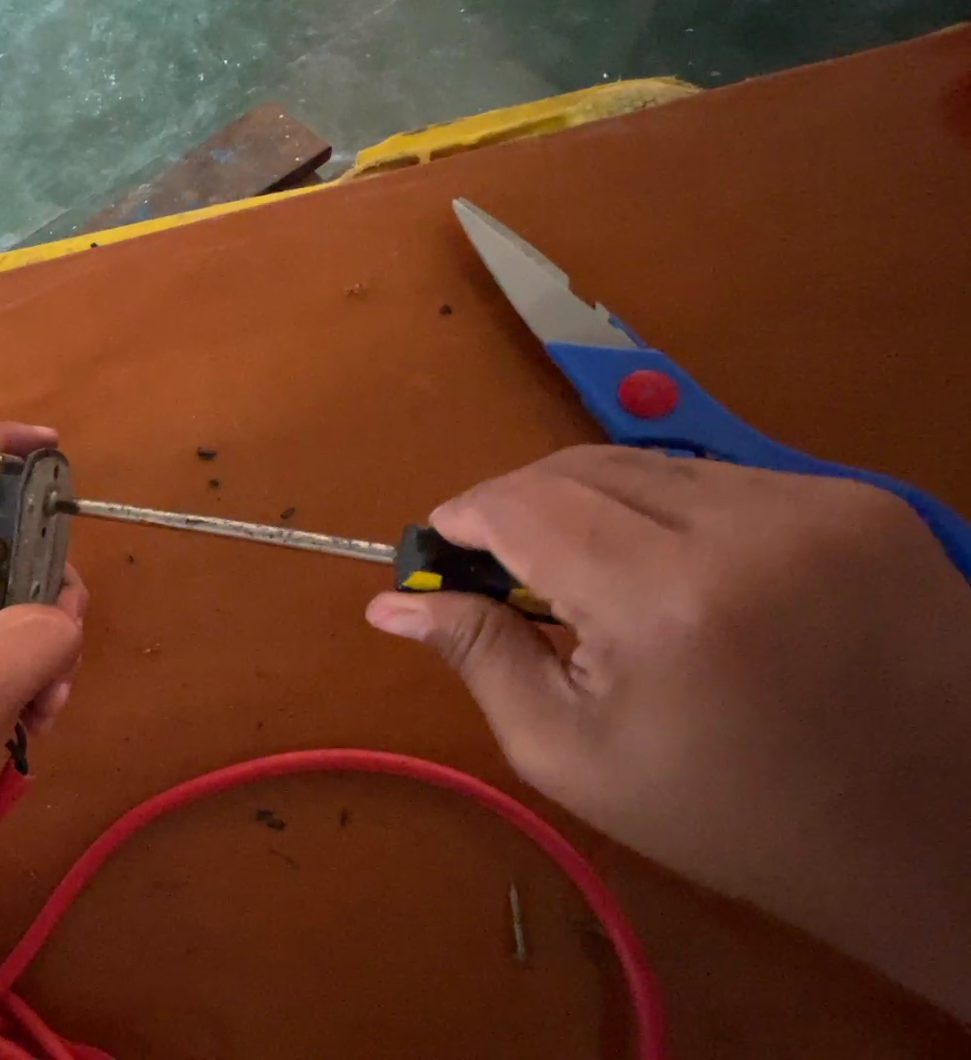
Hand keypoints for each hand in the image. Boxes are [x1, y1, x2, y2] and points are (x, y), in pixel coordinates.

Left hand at [0, 423, 88, 828]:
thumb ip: (45, 631)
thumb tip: (65, 618)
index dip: (3, 442)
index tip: (56, 449)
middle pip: (16, 540)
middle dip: (54, 591)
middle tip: (60, 647)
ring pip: (29, 596)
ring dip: (52, 648)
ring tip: (41, 704)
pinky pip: (21, 637)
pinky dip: (39, 671)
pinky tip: (34, 717)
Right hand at [365, 445, 970, 1015]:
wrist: (946, 841)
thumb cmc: (727, 812)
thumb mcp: (567, 752)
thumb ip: (476, 656)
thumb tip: (389, 604)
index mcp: (665, 601)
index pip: (522, 504)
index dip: (461, 517)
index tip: (439, 553)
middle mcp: (748, 528)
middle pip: (572, 468)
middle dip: (511, 507)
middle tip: (495, 571)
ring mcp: (818, 504)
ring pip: (636, 464)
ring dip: (578, 504)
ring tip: (577, 576)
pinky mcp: (857, 503)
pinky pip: (705, 478)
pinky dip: (650, 509)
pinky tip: (659, 570)